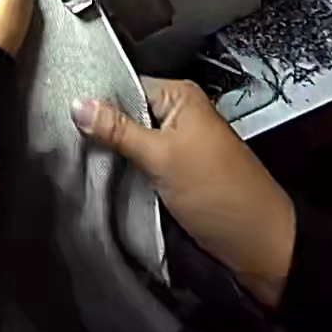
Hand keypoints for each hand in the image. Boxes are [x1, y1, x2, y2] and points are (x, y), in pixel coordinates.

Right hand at [73, 78, 295, 307]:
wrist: (262, 248)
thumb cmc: (219, 194)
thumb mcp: (161, 157)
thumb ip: (117, 130)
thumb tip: (77, 104)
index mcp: (179, 94)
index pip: (125, 83)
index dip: (99, 99)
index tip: (69, 113)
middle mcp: (179, 111)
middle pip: (127, 110)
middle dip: (104, 126)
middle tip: (72, 137)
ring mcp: (179, 140)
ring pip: (134, 136)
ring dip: (116, 148)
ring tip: (85, 155)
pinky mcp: (178, 166)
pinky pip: (144, 157)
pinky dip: (129, 165)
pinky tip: (108, 171)